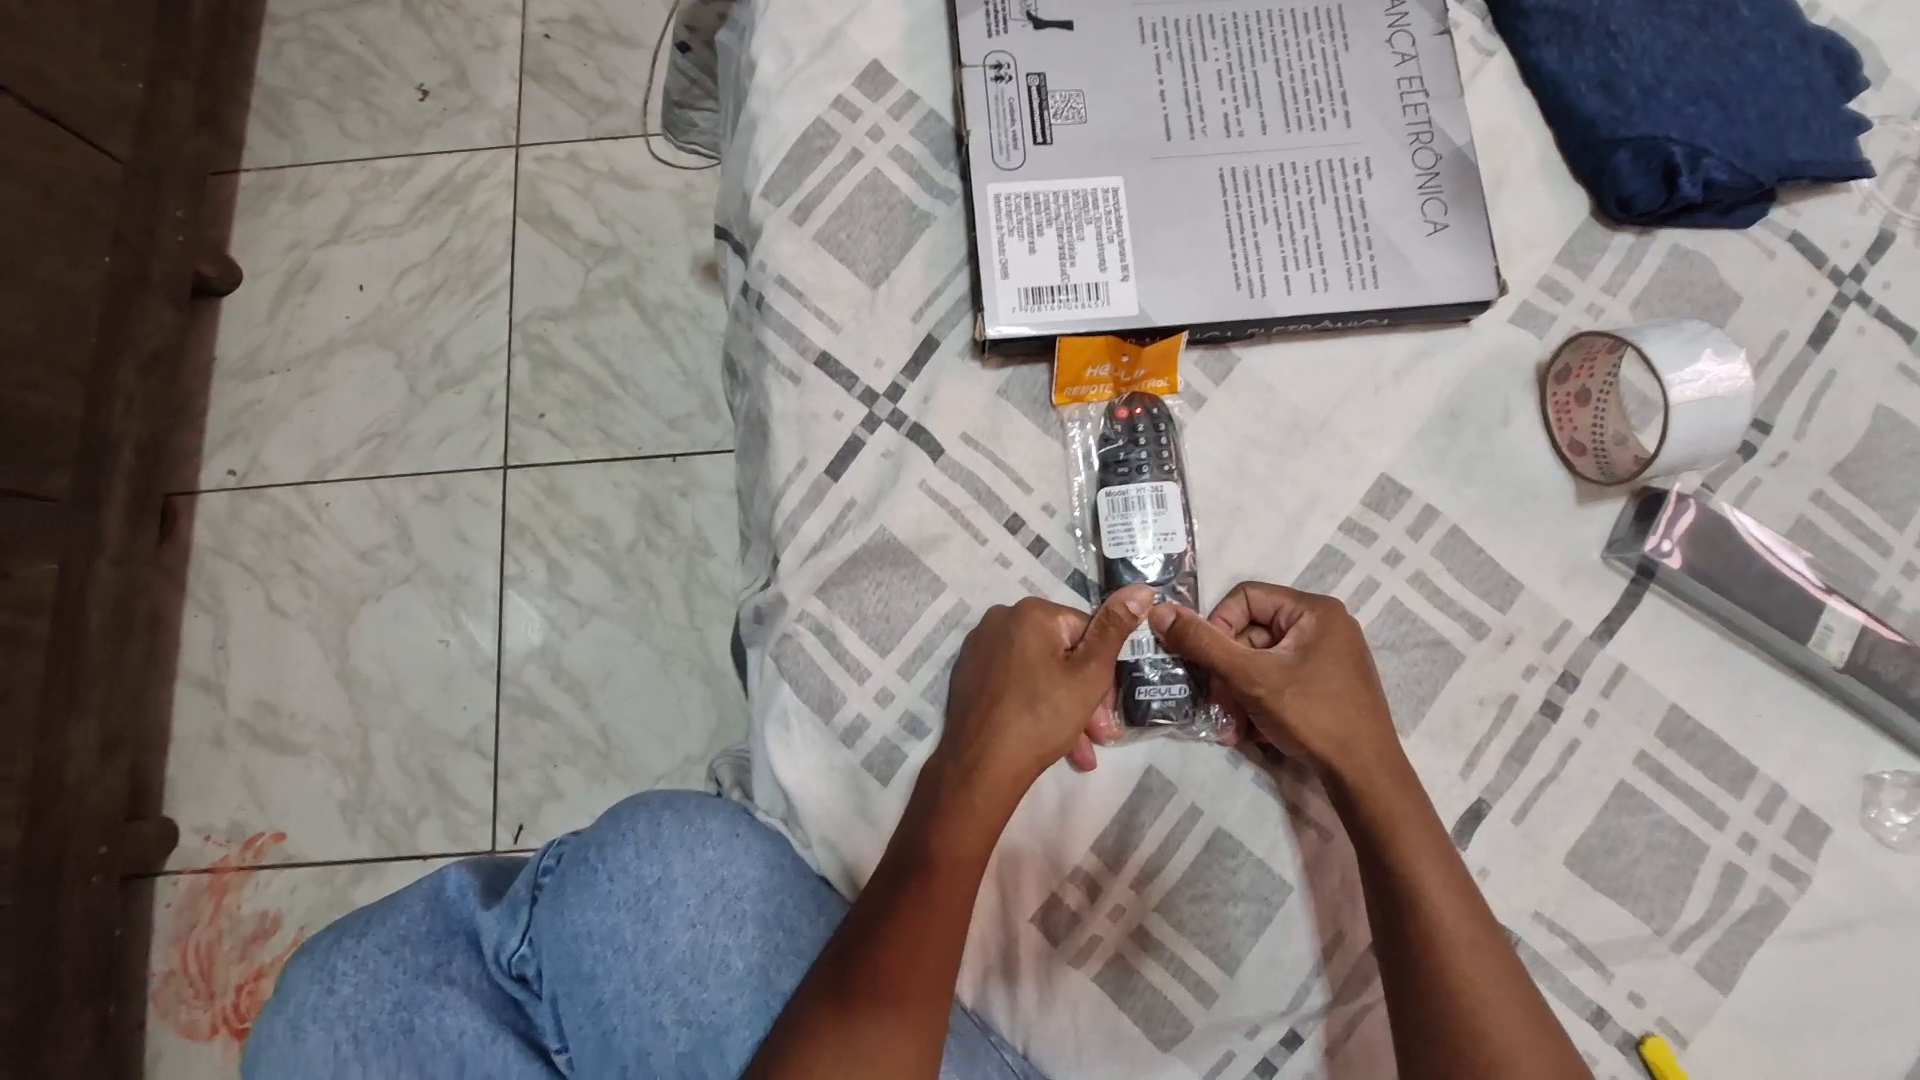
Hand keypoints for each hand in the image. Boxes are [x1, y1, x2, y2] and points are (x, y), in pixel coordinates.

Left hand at [937, 585, 1153, 803]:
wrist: (980, 765)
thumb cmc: (1041, 717)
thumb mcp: (1090, 674)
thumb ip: (1115, 629)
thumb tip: (1142, 589)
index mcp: (1031, 612)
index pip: (1086, 631)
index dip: (1102, 671)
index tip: (1108, 709)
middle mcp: (1001, 619)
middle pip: (1060, 652)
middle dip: (1083, 694)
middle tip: (1098, 734)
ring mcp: (980, 646)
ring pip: (1038, 671)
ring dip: (1063, 706)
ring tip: (1080, 748)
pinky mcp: (969, 672)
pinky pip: (1015, 681)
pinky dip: (1034, 704)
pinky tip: (1050, 739)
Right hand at [1146, 581, 1401, 777]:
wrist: (1365, 776)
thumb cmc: (1311, 715)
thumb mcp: (1250, 677)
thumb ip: (1202, 643)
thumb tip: (1159, 611)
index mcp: (1313, 611)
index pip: (1245, 597)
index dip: (1218, 626)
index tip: (1208, 662)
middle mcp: (1323, 625)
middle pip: (1250, 632)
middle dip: (1226, 669)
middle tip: (1216, 702)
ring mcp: (1325, 656)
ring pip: (1259, 660)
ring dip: (1236, 691)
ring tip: (1231, 724)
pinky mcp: (1324, 683)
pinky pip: (1276, 678)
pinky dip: (1257, 700)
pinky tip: (1250, 730)